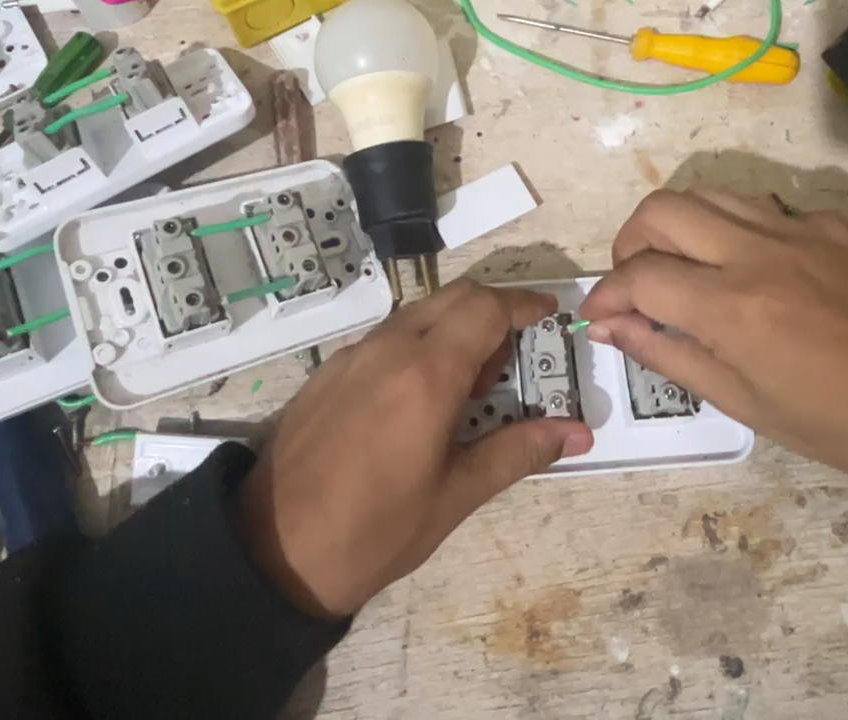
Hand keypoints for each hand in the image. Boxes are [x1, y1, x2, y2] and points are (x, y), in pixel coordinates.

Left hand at [239, 281, 593, 617]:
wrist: (271, 549)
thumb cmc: (374, 530)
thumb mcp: (455, 496)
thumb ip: (517, 452)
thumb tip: (576, 433)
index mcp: (425, 374)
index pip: (485, 308)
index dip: (523, 304)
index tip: (548, 315)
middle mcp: (388, 348)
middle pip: (454, 297)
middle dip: (493, 310)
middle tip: (514, 356)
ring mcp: (353, 354)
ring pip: (419, 313)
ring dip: (455, 327)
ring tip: (471, 383)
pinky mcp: (329, 369)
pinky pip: (388, 335)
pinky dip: (420, 342)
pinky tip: (420, 396)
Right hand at [578, 189, 847, 566]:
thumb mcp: (748, 407)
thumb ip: (671, 356)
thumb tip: (612, 328)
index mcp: (733, 308)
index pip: (639, 275)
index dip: (604, 294)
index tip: (597, 317)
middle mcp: (758, 253)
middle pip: (662, 209)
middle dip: (630, 242)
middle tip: (635, 282)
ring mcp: (799, 229)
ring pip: (709, 193)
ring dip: (677, 224)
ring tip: (680, 266)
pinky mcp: (833, 225)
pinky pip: (761, 208)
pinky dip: (733, 229)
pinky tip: (750, 268)